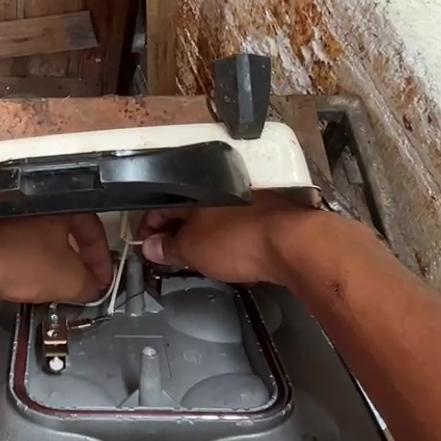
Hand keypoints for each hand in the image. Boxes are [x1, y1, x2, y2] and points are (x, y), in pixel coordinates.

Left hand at [0, 213, 113, 305]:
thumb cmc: (19, 260)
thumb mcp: (68, 280)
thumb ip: (89, 284)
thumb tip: (94, 288)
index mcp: (62, 204)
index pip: (93, 228)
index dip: (102, 258)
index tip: (102, 280)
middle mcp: (37, 200)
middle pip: (68, 230)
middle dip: (79, 259)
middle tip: (84, 281)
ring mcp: (12, 208)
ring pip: (43, 235)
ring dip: (54, 259)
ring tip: (57, 283)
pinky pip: (21, 240)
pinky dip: (30, 257)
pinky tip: (28, 275)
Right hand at [138, 193, 335, 285]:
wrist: (294, 241)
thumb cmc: (239, 239)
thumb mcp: (193, 249)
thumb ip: (168, 248)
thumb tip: (150, 247)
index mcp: (193, 188)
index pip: (158, 205)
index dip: (148, 228)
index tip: (145, 247)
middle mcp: (216, 183)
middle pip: (185, 207)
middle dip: (173, 231)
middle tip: (168, 255)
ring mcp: (242, 193)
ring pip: (210, 213)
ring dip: (199, 233)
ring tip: (196, 257)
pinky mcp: (264, 208)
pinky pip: (233, 219)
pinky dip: (223, 234)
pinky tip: (225, 251)